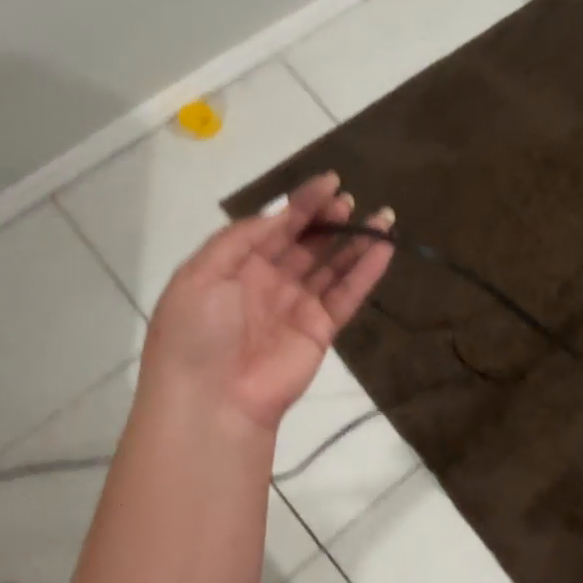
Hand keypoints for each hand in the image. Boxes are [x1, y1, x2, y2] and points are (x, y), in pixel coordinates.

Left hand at [141, 172, 393, 429]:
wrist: (211, 402)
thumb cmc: (197, 333)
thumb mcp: (202, 275)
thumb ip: (243, 238)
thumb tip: (283, 214)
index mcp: (233, 267)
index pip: (273, 226)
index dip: (300, 203)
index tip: (330, 181)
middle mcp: (266, 282)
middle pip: (304, 242)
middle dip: (327, 219)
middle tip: (349, 201)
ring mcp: (295, 306)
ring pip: (332, 265)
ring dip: (355, 241)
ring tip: (382, 218)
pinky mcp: (321, 329)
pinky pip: (348, 294)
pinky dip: (367, 271)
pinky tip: (385, 249)